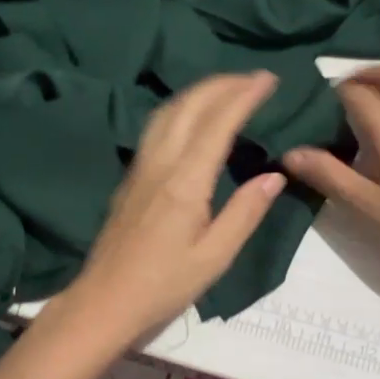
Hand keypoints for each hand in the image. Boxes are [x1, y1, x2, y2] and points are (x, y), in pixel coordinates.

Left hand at [66, 71, 286, 335]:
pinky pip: (157, 126)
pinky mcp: (131, 177)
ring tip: (227, 88)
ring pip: (168, 111)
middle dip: (223, 84)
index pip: (218, 123)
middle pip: (190, 105)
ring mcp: (140, 167)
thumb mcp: (215, 256)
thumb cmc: (164, 285)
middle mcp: (160, 163)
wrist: (104, 301)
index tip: (269, 78)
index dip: (244, 95)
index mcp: (185, 181)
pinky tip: (192, 116)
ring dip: (199, 91)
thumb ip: (245, 212)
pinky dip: (182, 108)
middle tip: (254, 77)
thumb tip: (274, 175)